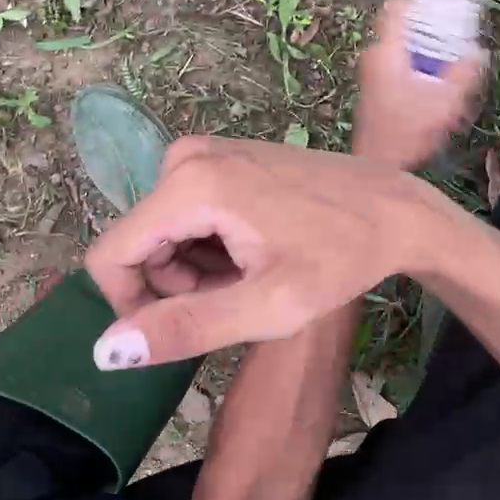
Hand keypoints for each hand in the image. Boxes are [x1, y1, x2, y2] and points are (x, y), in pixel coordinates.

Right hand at [84, 137, 450, 369]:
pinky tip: (258, 247)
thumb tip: (105, 349)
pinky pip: (187, 211)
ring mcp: (206, 150)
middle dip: (179, 284)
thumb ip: (184, 328)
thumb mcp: (267, 306)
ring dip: (198, 267)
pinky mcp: (223, 155)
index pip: (111, 257)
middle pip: (141, 244)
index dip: (134, 305)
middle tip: (241, 295)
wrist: (394, 207)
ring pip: (164, 232)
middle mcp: (187, 156)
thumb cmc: (339, 257)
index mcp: (190, 185)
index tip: (190, 322)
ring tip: (255, 272)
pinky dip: (212, 242)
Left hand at [352, 0, 487, 169]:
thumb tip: (480, 53)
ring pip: (399, 49)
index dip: (419, 3)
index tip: (442, 9)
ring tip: (449, 65)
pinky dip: (413, 67)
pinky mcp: (372, 90)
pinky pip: (395, 65)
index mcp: (387, 51)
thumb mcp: (446, 103)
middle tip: (455, 38)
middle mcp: (374, 56)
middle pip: (401, 29)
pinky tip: (432, 86)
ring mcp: (369, 73)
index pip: (396, 9)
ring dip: (423, 53)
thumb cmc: (409, 131)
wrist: (378, 164)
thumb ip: (465, 74)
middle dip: (429, 32)